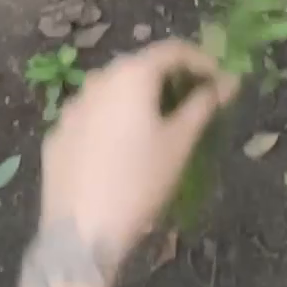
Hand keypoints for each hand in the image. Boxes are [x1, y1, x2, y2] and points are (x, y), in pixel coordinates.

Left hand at [36, 40, 237, 254]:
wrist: (81, 236)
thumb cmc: (140, 181)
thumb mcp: (181, 141)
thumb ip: (205, 103)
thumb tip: (229, 81)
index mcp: (132, 74)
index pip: (174, 50)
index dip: (202, 61)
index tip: (221, 81)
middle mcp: (99, 80)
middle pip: (142, 66)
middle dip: (172, 77)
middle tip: (194, 100)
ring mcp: (72, 107)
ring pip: (115, 89)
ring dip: (141, 97)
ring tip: (159, 123)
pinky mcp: (57, 135)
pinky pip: (93, 115)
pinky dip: (114, 119)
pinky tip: (123, 147)